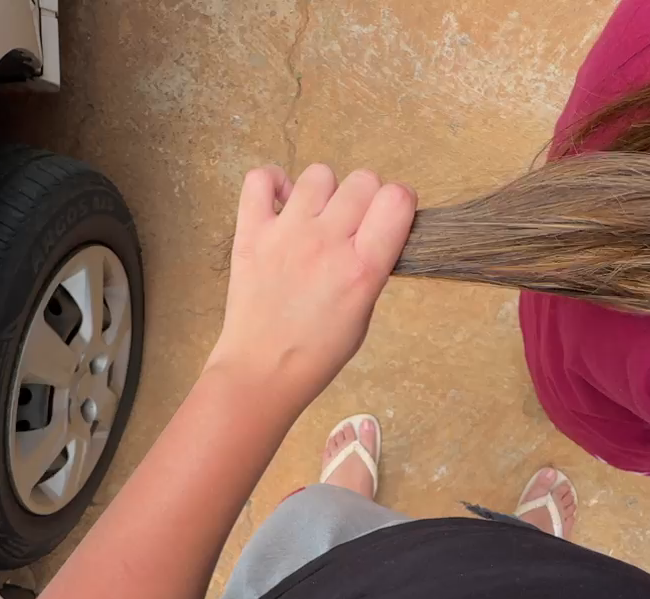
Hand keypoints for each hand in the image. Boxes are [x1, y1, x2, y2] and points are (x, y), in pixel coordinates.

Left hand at [206, 163, 416, 410]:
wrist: (262, 372)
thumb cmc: (316, 355)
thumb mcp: (363, 318)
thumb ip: (371, 270)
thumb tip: (373, 233)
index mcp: (362, 269)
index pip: (396, 200)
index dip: (398, 204)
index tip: (388, 219)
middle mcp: (326, 243)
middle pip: (363, 181)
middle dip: (363, 200)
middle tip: (350, 229)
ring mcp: (287, 234)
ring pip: (319, 174)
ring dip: (323, 194)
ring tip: (313, 223)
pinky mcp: (251, 233)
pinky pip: (261, 179)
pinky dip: (273, 185)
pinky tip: (280, 208)